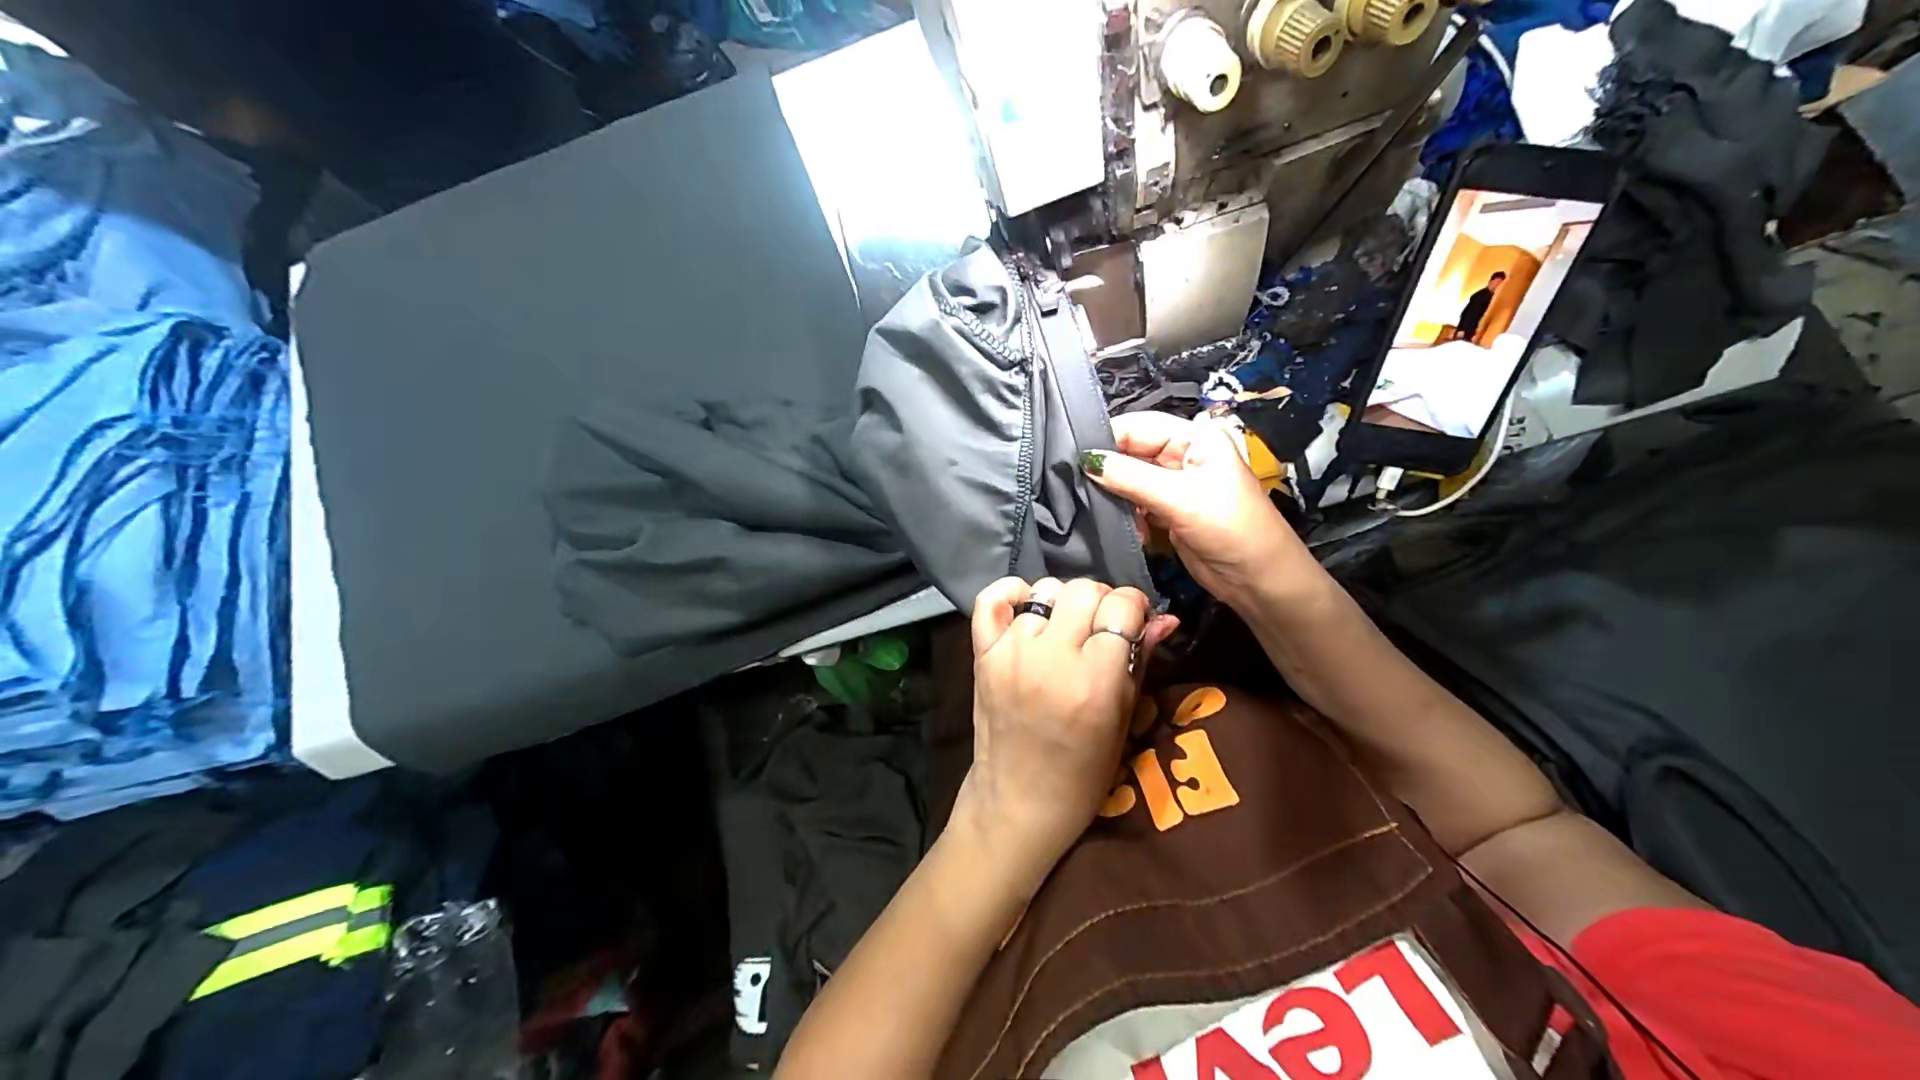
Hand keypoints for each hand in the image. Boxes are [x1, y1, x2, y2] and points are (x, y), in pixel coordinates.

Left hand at [954, 577, 1177, 893]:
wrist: (1020, 798)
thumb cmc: (1084, 771)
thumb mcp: (1124, 719)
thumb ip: (1142, 661)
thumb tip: (1167, 618)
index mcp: (1095, 681)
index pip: (1121, 607)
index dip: (1134, 609)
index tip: (1133, 623)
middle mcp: (1051, 659)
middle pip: (1084, 590)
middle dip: (1101, 602)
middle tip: (1101, 629)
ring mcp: (1011, 653)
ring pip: (1044, 591)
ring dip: (1062, 605)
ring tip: (1065, 630)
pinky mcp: (982, 654)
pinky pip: (991, 599)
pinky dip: (1011, 594)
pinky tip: (1027, 611)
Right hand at [1082, 411, 1317, 606]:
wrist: (1258, 578)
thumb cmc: (1230, 528)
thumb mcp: (1179, 497)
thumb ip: (1130, 477)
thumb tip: (1087, 461)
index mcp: (1194, 438)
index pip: (1139, 426)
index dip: (1108, 439)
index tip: (1076, 460)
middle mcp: (1183, 455)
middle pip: (1131, 451)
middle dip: (1108, 469)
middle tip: (1078, 487)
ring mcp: (1174, 485)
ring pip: (1129, 479)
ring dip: (1114, 494)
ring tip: (1098, 508)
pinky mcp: (1167, 511)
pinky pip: (1134, 502)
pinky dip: (1124, 513)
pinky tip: (1120, 525)